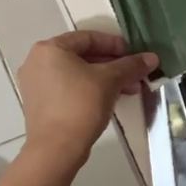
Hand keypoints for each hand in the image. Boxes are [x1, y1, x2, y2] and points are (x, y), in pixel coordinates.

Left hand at [16, 31, 157, 165]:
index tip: (134, 55)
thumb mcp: (109, 80)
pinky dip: (87, 89)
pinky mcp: (38, 102)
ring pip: (75, 73)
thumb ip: (131, 65)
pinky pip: (66, 87)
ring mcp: (34, 83)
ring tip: (129, 89)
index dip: (114, 44)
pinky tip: (109, 99)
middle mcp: (36, 62)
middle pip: (81, 55)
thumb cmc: (81, 104)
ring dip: (103, 78)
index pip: (87, 37)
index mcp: (49, 49)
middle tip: (135, 74)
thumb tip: (152, 58)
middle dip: (112, 64)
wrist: (56, 147)